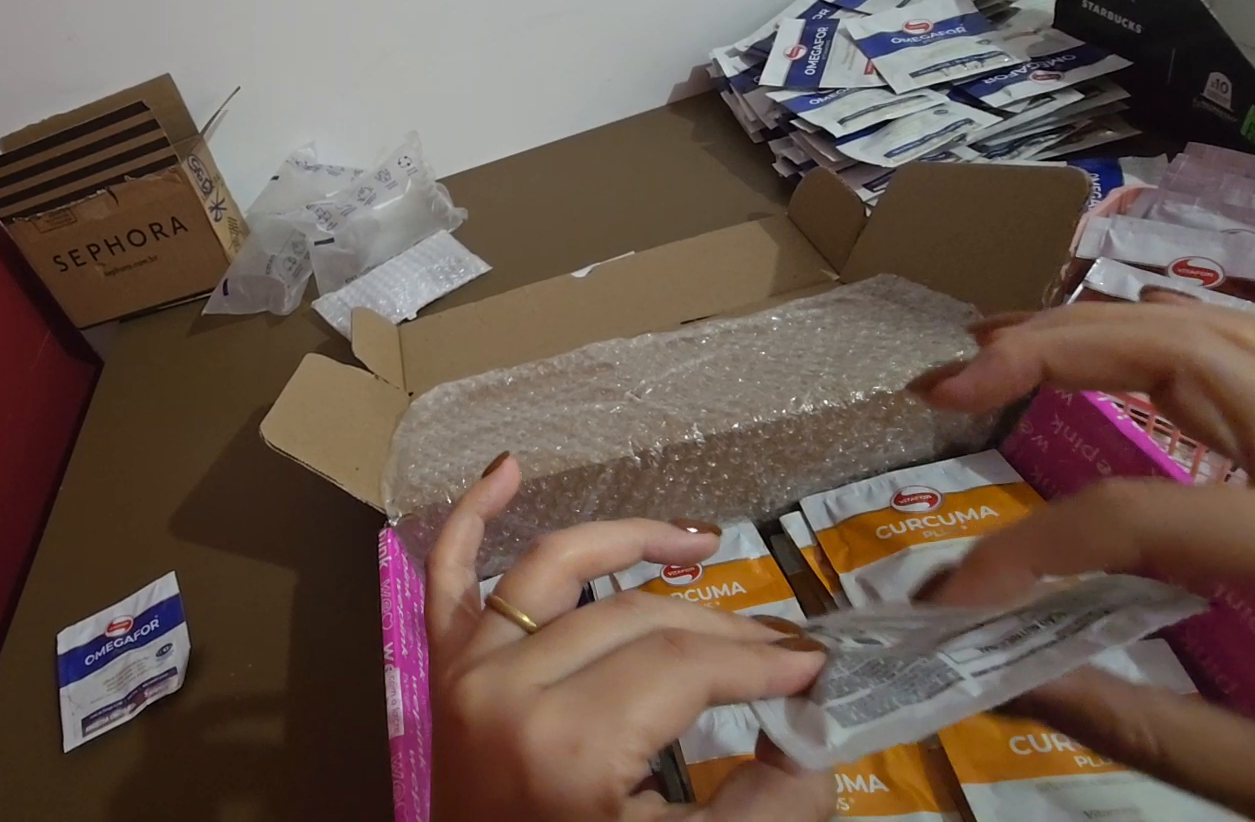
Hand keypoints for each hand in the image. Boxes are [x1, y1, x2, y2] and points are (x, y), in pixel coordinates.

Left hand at [425, 454, 831, 820]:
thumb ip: (767, 808)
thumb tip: (809, 725)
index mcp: (568, 743)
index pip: (680, 666)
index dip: (756, 659)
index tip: (812, 664)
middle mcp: (508, 685)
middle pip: (628, 616)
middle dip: (715, 621)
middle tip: (775, 635)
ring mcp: (465, 664)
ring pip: (551, 567)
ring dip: (621, 538)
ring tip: (690, 538)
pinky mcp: (442, 661)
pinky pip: (447, 571)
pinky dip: (471, 514)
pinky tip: (507, 468)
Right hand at [912, 296, 1254, 821]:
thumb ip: (1144, 728)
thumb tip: (990, 677)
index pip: (1143, 516)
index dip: (1031, 547)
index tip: (961, 594)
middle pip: (1188, 351)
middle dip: (1043, 353)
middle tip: (945, 386)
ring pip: (1212, 332)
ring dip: (1084, 329)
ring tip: (984, 350)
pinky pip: (1235, 353)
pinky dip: (1136, 337)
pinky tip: (1071, 351)